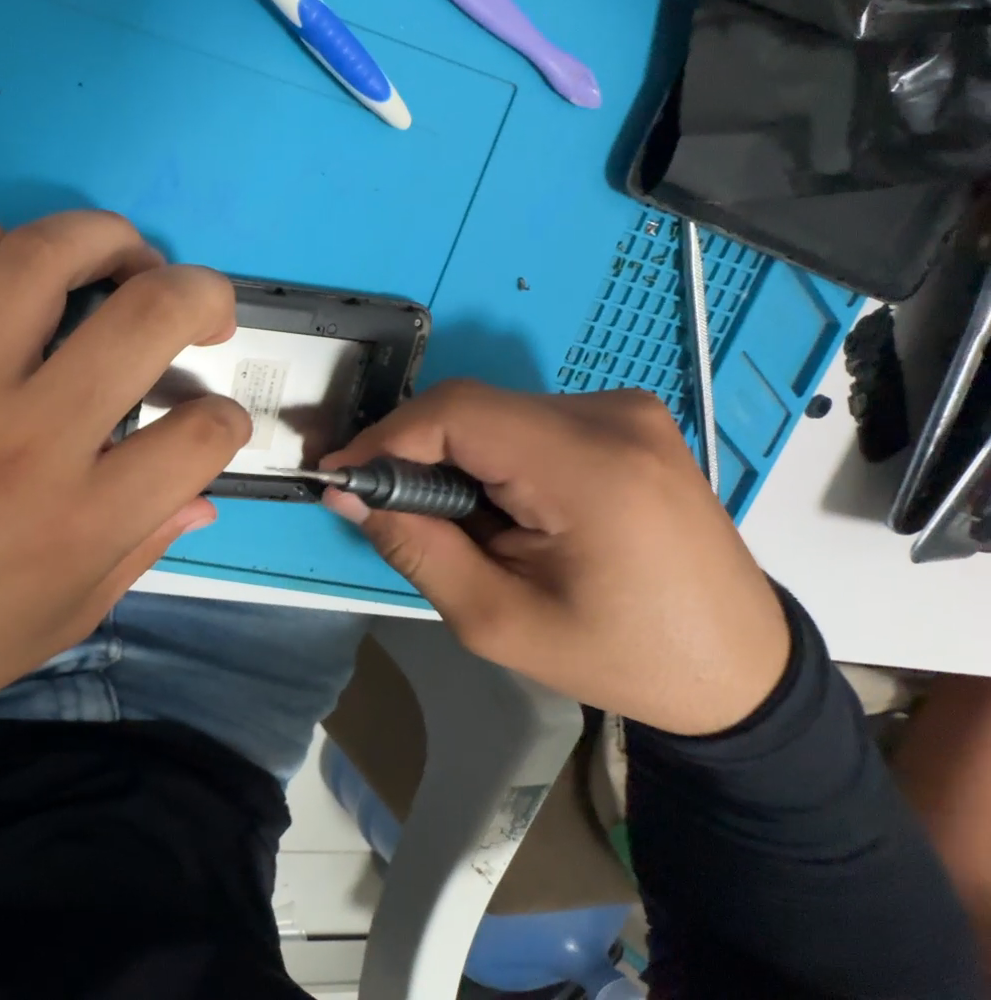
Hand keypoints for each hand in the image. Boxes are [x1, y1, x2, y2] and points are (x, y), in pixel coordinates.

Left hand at [0, 211, 250, 726]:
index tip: (210, 424)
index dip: (226, 422)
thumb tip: (199, 498)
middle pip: (142, 319)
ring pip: (33, 265)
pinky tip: (1, 260)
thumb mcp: (68, 615)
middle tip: (198, 309)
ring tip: (117, 254)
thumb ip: (140, 547)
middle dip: (200, 294)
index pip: (201, 436)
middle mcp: (28, 441)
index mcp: (84, 519)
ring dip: (97, 235)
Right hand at [321, 381, 790, 735]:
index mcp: (592, 468)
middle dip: (414, 457)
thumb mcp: (494, 619)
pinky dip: (488, 458)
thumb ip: (413, 547)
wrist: (737, 668)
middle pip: (471, 409)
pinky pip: (524, 422)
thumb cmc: (618, 655)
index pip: (456, 412)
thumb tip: (344, 492)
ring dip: (451, 460)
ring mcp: (628, 413)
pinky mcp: (628, 422)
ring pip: (493, 414)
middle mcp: (614, 418)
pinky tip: (501, 510)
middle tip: (393, 515)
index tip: (342, 479)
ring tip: (459, 526)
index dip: (385, 438)